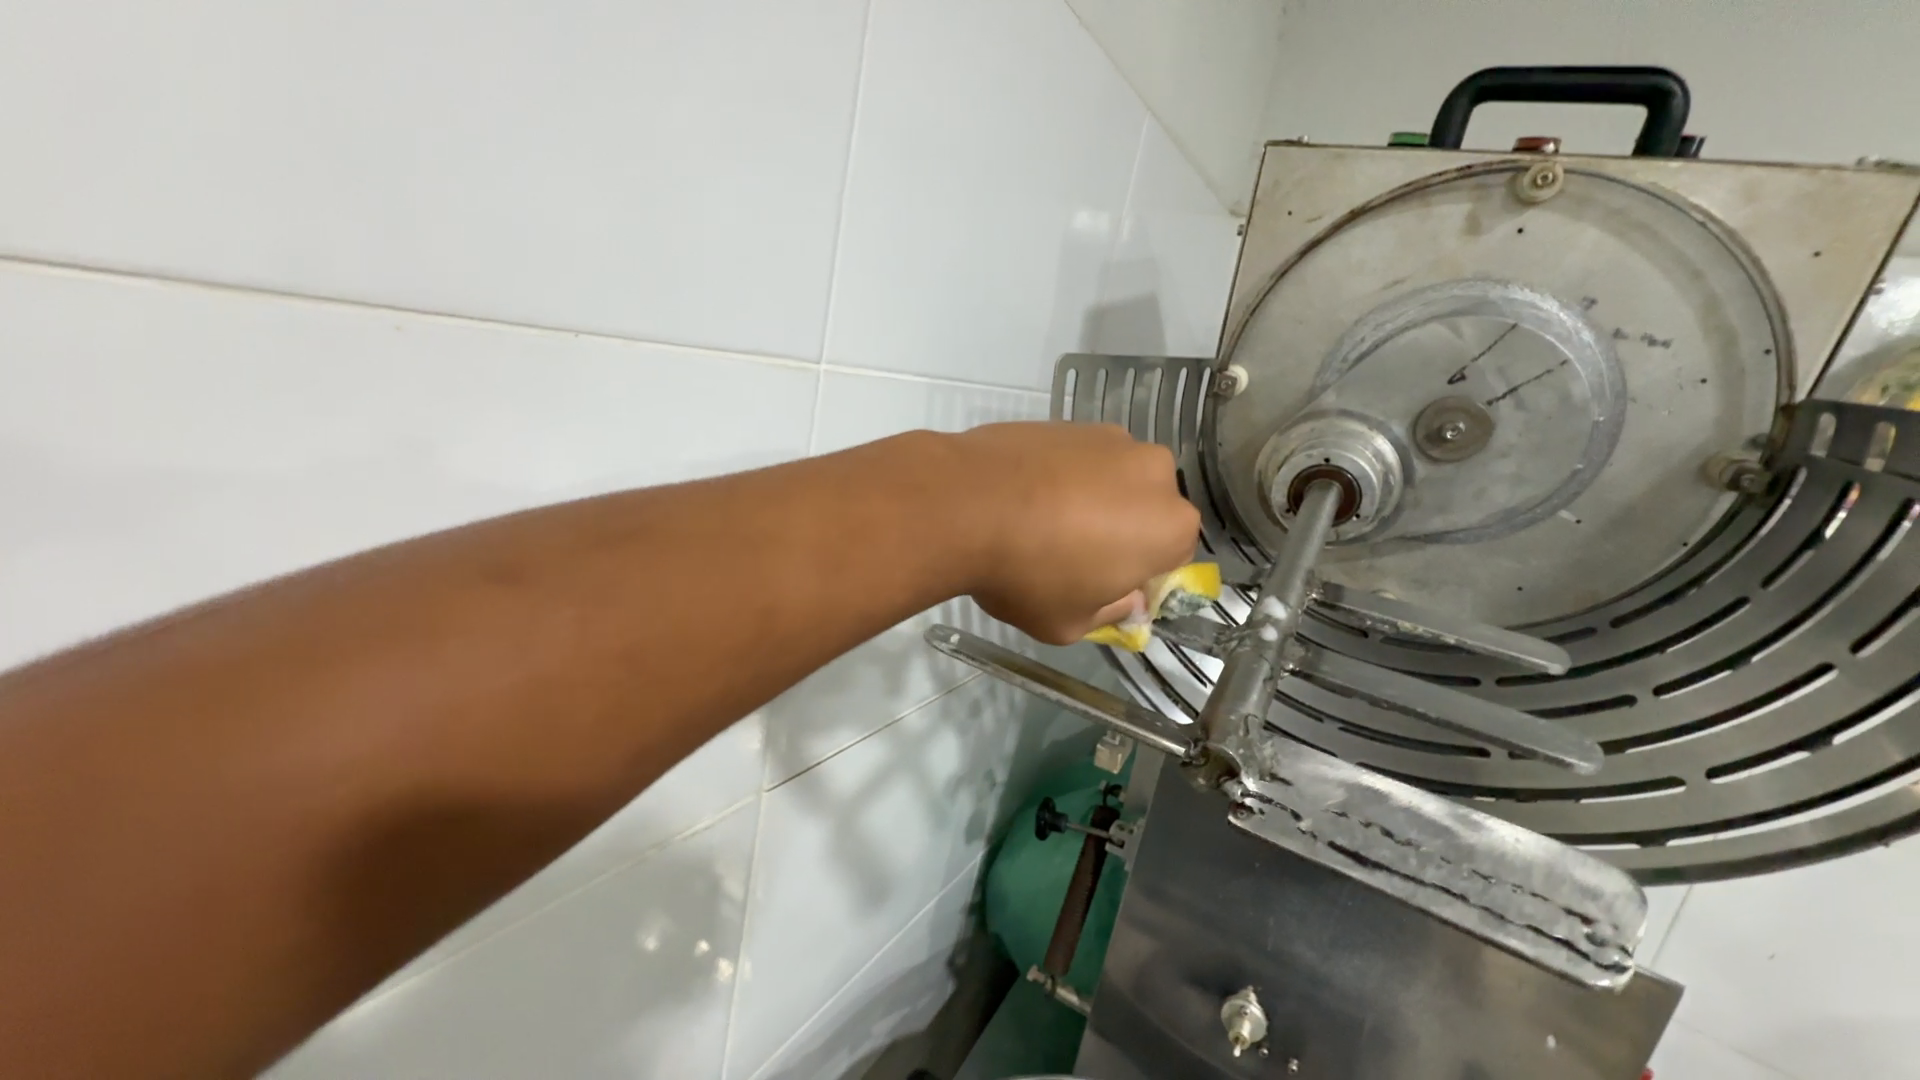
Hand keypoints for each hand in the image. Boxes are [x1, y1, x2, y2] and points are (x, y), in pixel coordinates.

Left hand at [942, 422, 1198, 644]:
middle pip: (1146, 511)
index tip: (1102, 588)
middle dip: (1120, 532)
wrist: (962, 503)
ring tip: (1039, 524)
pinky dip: (1060, 477)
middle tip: (1070, 556)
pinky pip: (1076, 460)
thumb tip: (1126, 600)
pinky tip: (1022, 497)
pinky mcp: (1067, 421)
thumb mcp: (1071, 624)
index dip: (1138, 578)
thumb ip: (1111, 614)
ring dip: (1092, 500)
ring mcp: (1109, 438)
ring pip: (1112, 481)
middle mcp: (1153, 471)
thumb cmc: (1027, 574)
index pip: (1173, 558)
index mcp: (1170, 526)